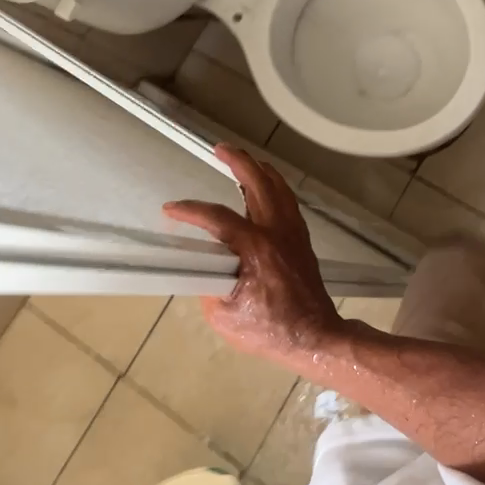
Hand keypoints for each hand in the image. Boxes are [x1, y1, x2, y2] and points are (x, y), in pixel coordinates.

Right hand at [164, 144, 345, 361]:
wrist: (314, 336)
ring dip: (258, 168)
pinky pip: (287, 199)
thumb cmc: (269, 330)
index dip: (191, 211)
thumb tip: (202, 267)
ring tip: (241, 158)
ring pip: (277, 186)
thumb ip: (208, 286)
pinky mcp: (301, 237)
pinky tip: (265, 183)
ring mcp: (293, 232)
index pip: (218, 219)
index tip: (171, 209)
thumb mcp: (224, 316)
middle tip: (219, 148)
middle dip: (237, 161)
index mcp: (257, 249)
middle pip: (258, 183)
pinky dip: (274, 184)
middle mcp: (277, 231)